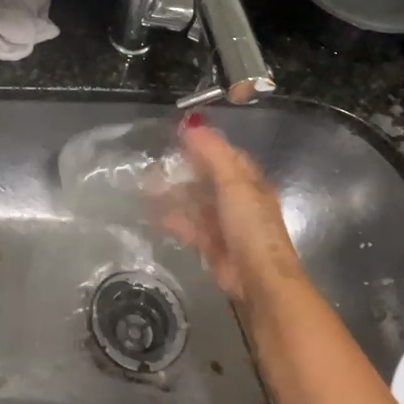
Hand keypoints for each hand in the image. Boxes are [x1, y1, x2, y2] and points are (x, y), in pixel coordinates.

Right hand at [160, 118, 303, 313]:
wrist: (259, 280)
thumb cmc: (250, 225)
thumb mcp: (233, 182)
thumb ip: (211, 152)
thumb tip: (190, 122)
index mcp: (248, 181)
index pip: (223, 155)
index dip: (201, 144)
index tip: (173, 134)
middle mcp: (237, 199)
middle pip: (205, 178)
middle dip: (180, 170)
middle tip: (150, 164)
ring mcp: (224, 223)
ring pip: (193, 202)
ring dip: (171, 194)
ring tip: (144, 188)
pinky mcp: (211, 244)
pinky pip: (187, 225)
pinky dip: (170, 219)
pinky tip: (152, 215)